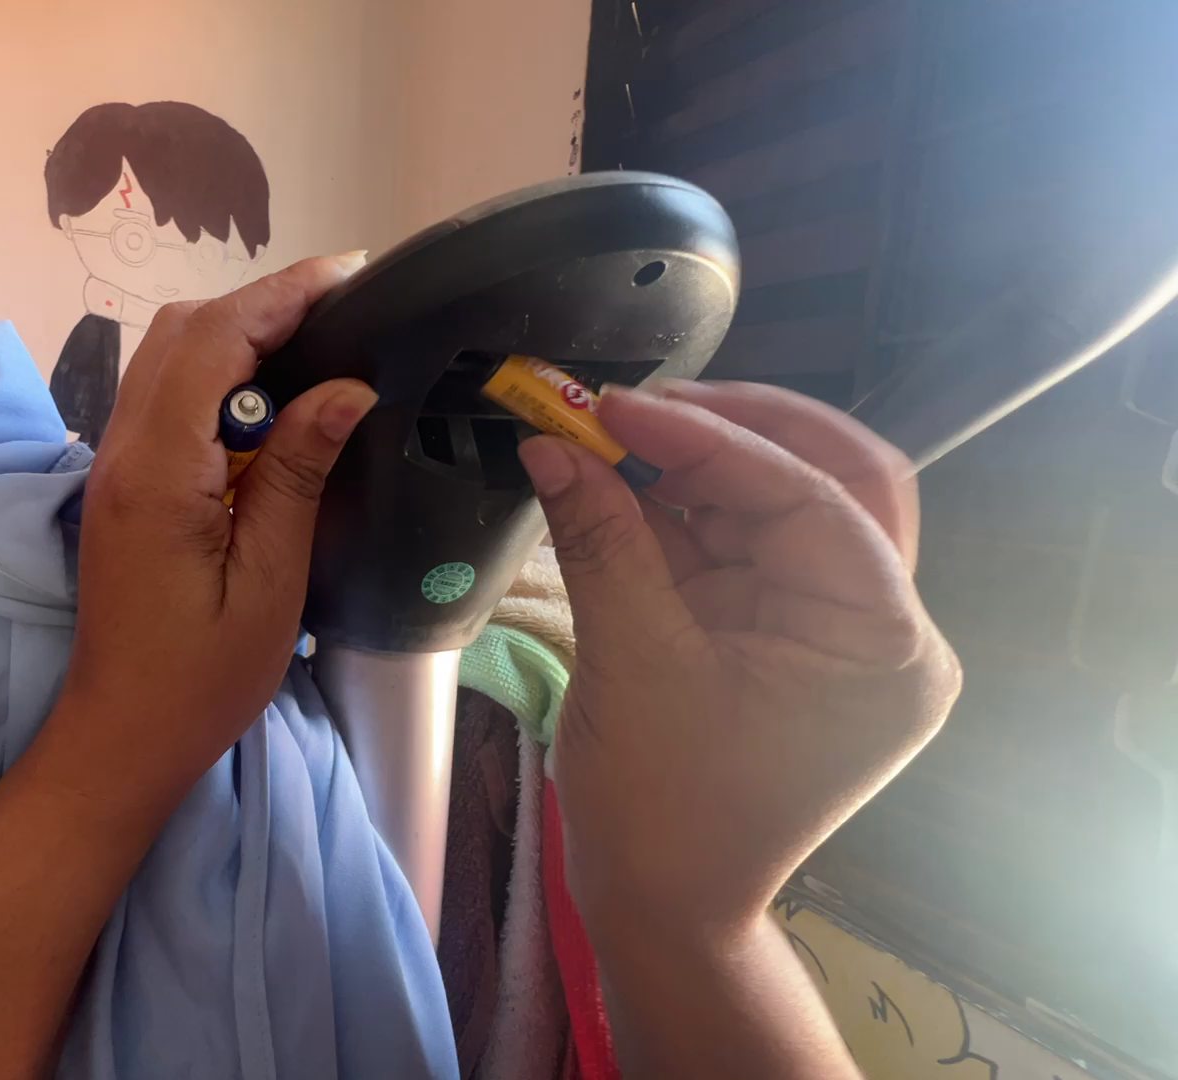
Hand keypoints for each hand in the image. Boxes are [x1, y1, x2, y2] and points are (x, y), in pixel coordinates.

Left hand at [59, 254, 378, 781]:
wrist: (122, 730)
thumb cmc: (201, 677)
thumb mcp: (267, 581)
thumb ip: (297, 475)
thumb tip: (345, 390)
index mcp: (158, 471)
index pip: (214, 344)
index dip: (281, 296)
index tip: (349, 274)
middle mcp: (121, 450)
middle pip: (180, 334)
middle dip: (259, 306)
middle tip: (339, 310)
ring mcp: (111, 464)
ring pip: (166, 359)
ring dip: (235, 336)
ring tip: (312, 343)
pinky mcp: (120, 482)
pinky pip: (164, 398)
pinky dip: (214, 376)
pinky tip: (263, 397)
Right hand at [520, 379, 960, 935]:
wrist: (657, 893)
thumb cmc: (659, 801)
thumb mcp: (630, 661)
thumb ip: (597, 541)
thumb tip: (547, 448)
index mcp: (876, 643)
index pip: (810, 500)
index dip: (708, 442)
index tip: (613, 409)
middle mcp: (866, 622)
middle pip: (824, 482)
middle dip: (726, 432)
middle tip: (628, 407)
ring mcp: (812, 623)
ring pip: (766, 505)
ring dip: (683, 467)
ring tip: (603, 438)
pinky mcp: (758, 628)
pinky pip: (719, 545)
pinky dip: (663, 512)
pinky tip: (609, 487)